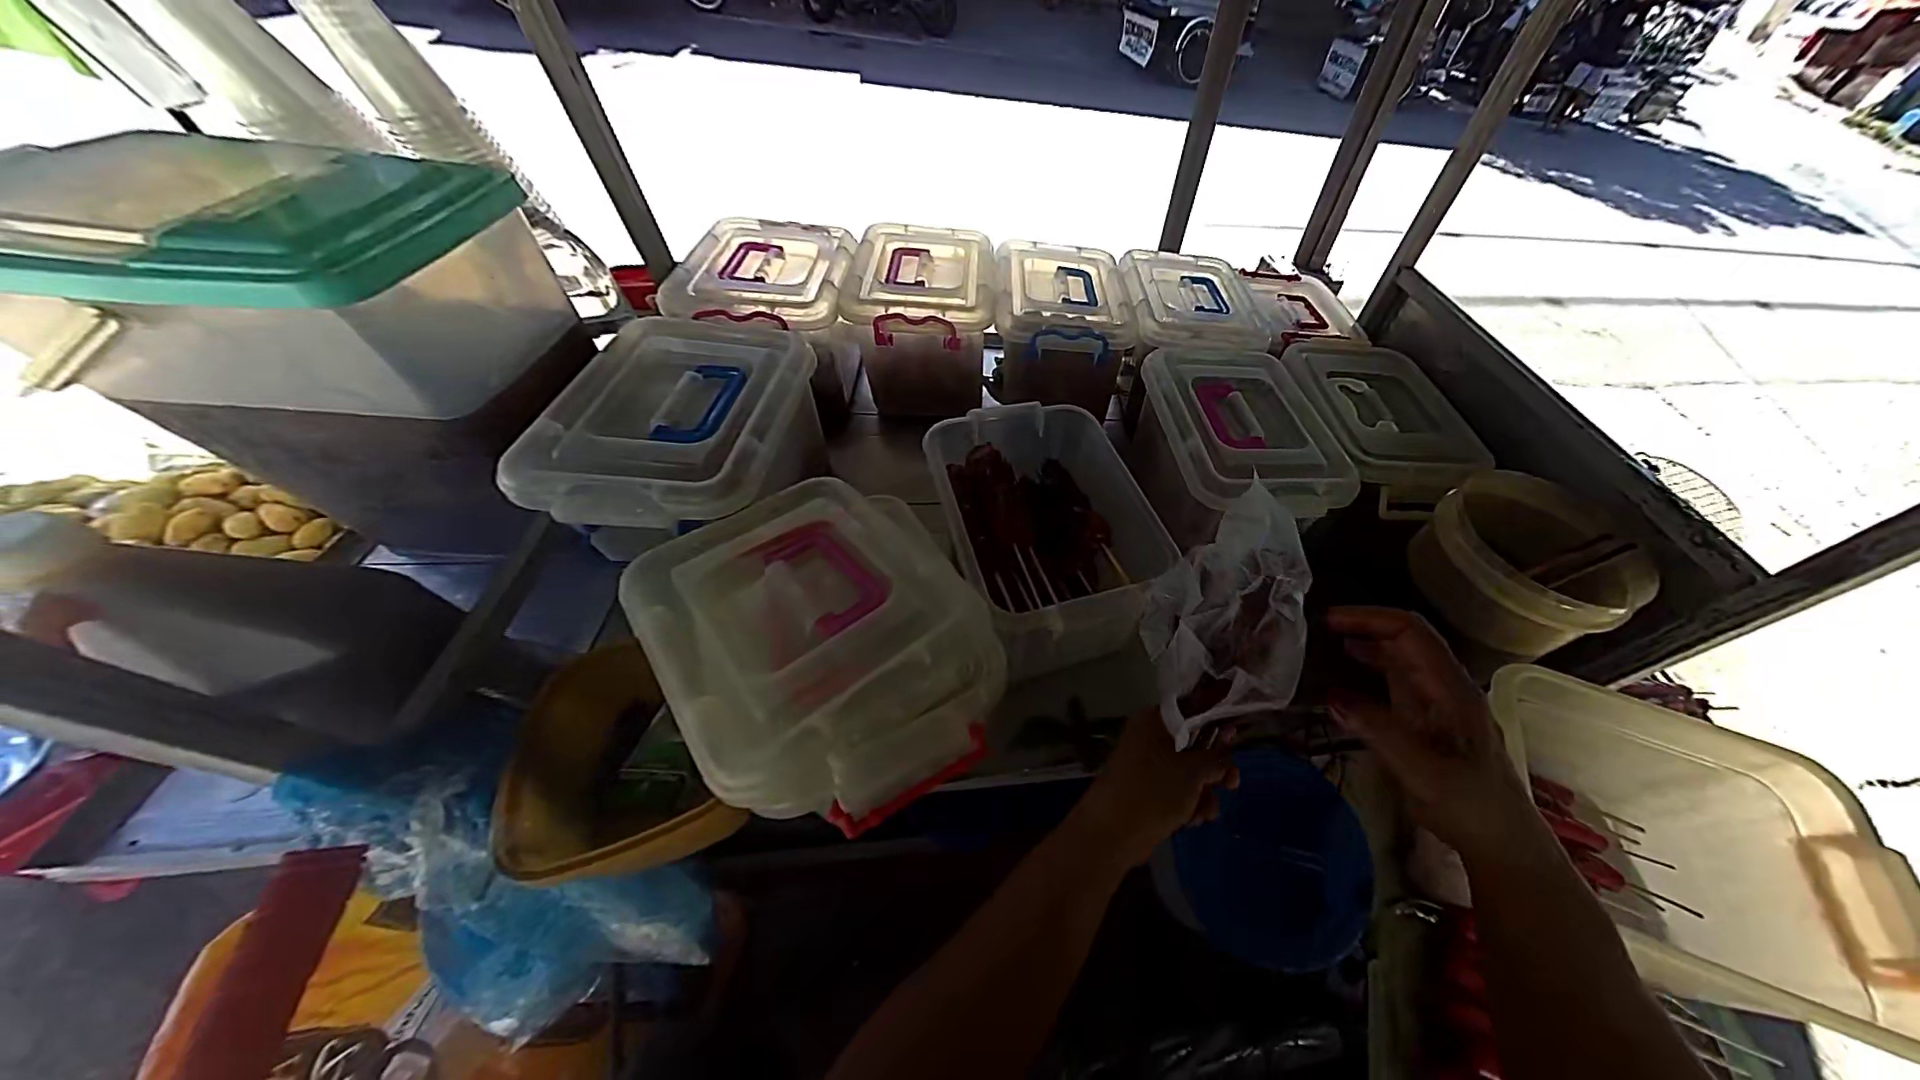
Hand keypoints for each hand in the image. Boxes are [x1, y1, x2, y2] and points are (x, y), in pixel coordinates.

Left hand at [1072, 709, 1239, 868]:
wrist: (1114, 832)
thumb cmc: (1153, 791)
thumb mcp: (1192, 770)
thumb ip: (1215, 753)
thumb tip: (1228, 733)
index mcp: (1153, 721)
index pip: (1191, 711)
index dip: (1216, 724)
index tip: (1236, 738)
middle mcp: (1150, 738)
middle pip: (1194, 744)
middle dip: (1215, 768)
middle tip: (1231, 784)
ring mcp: (1150, 765)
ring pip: (1190, 771)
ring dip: (1205, 792)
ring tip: (1205, 811)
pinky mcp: (1151, 789)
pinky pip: (1180, 790)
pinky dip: (1191, 803)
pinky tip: (1194, 820)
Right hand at [1324, 607, 1534, 861]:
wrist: (1503, 844)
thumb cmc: (1470, 807)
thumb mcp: (1424, 773)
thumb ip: (1380, 732)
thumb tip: (1332, 697)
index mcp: (1451, 690)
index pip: (1412, 633)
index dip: (1371, 618)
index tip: (1329, 620)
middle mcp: (1445, 688)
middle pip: (1406, 638)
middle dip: (1364, 624)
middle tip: (1318, 627)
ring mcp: (1437, 704)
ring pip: (1400, 659)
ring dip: (1365, 644)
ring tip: (1325, 643)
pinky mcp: (1426, 721)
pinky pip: (1395, 682)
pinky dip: (1367, 670)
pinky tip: (1342, 680)